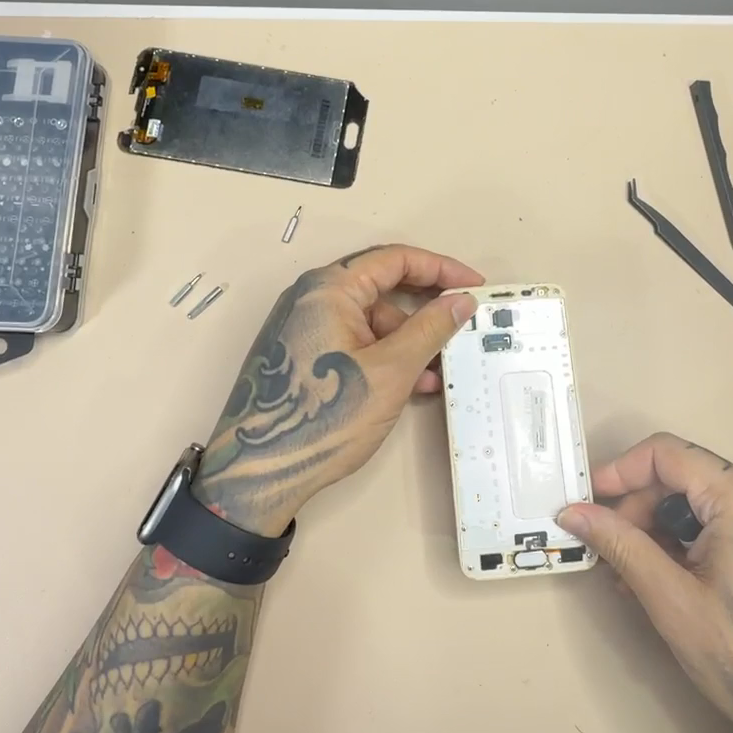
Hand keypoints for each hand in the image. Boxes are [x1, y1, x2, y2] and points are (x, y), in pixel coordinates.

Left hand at [190, 245, 481, 537]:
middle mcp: (313, 298)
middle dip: (425, 310)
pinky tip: (410, 385)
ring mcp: (305, 327)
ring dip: (407, 341)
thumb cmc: (325, 416)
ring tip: (438, 372)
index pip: (395, 259)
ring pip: (370, 320)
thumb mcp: (390, 371)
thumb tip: (461, 300)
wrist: (259, 473)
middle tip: (460, 327)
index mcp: (329, 288)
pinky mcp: (302, 355)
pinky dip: (384, 357)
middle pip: (382, 288)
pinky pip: (354, 342)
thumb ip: (430, 330)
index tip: (473, 286)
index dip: (440, 268)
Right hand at [558, 433, 732, 732]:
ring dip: (662, 533)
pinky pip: (728, 530)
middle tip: (610, 556)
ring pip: (704, 507)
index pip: (665, 453)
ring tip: (635, 580)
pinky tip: (673, 587)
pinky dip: (692, 547)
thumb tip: (572, 512)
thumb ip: (620, 546)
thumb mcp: (673, 601)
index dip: (618, 472)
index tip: (586, 505)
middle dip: (638, 511)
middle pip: (684, 479)